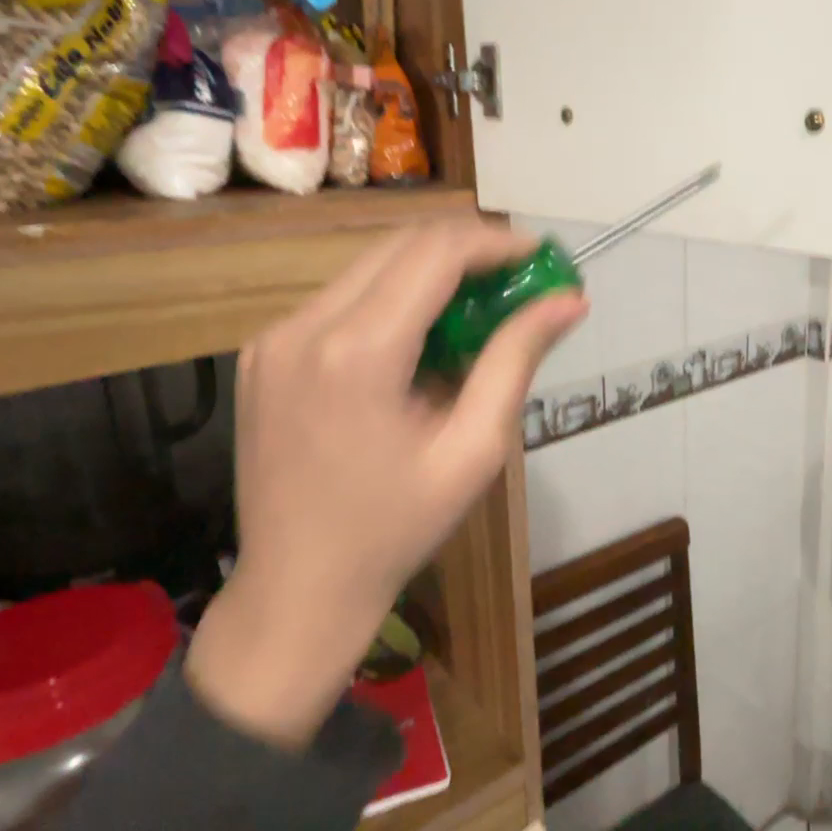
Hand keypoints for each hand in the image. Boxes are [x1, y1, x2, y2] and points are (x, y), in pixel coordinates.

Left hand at [187, 220, 587, 747]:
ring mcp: (272, 339)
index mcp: (357, 353)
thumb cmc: (396, 528)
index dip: (494, 243)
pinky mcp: (262, 354)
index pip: (433, 253)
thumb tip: (569, 302)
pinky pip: (338, 300)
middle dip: (466, 249)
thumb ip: (515, 360)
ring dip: (427, 273)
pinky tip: (420, 338)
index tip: (539, 256)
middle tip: (518, 277)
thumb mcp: (473, 450)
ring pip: (366, 268)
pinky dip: (389, 300)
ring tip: (478, 307)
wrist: (297, 588)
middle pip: (398, 247)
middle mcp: (303, 328)